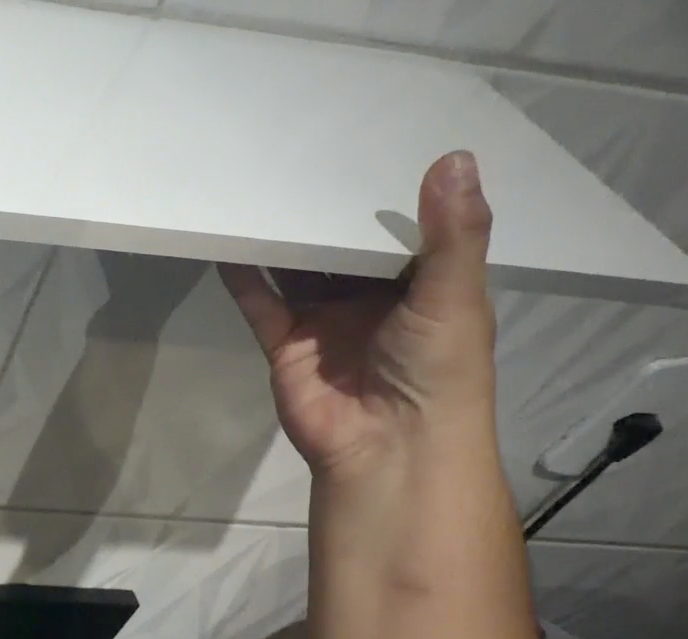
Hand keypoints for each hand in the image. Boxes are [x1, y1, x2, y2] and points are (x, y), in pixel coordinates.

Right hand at [221, 152, 497, 479]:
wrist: (387, 442)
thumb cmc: (438, 367)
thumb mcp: (456, 294)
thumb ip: (452, 233)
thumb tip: (453, 156)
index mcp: (423, 284)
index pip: (404, 229)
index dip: (390, 194)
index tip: (373, 147)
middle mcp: (371, 299)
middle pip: (342, 249)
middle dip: (325, 214)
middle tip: (305, 160)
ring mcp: (324, 323)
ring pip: (299, 273)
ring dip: (282, 241)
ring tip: (259, 194)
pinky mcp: (285, 344)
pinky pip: (262, 305)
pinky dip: (245, 278)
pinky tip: (230, 245)